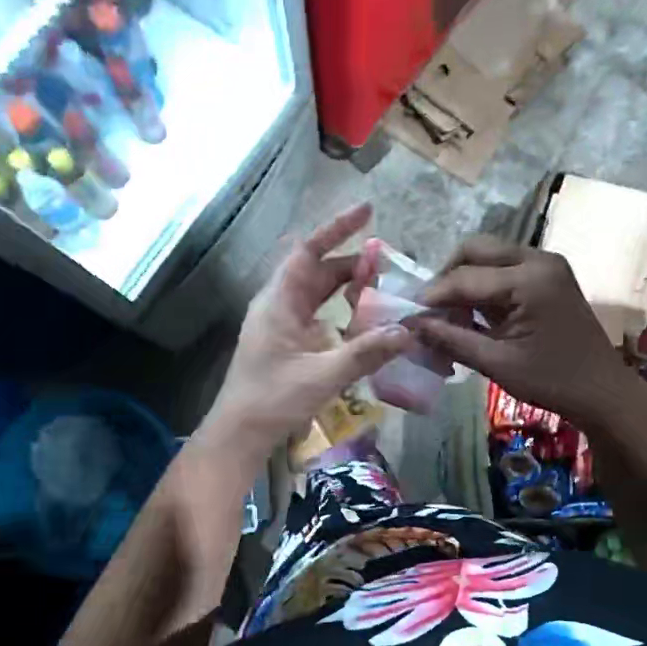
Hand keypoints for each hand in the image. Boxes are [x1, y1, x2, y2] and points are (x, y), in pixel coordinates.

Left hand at [199, 203, 412, 461]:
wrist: (239, 434)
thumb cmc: (273, 400)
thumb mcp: (323, 376)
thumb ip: (366, 352)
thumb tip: (407, 332)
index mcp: (279, 302)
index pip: (309, 250)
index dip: (337, 228)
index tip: (367, 211)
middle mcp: (278, 306)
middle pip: (317, 271)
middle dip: (351, 263)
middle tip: (388, 264)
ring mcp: (280, 325)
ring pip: (316, 294)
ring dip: (346, 288)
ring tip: (380, 288)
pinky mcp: (285, 344)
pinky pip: (315, 315)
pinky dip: (339, 311)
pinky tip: (361, 322)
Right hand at [413, 238, 642, 429]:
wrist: (602, 392)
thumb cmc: (551, 381)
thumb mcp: (496, 363)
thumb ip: (451, 339)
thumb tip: (410, 326)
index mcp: (529, 279)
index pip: (464, 277)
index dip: (432, 296)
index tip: (407, 314)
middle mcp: (538, 259)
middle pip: (475, 251)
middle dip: (447, 277)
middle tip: (429, 309)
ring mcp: (546, 265)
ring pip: (489, 257)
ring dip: (464, 280)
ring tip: (447, 314)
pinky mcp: (549, 276)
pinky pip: (505, 269)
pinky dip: (483, 286)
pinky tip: (471, 314)